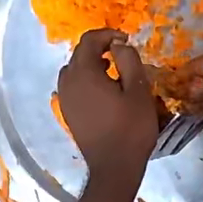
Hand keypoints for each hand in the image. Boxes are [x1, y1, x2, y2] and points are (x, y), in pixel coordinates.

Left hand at [57, 29, 156, 188]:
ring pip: (75, 70)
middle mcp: (67, 82)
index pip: (89, 40)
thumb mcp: (138, 90)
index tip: (126, 40)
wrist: (114, 167)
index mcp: (83, 73)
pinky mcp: (67, 112)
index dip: (108, 34)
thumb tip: (117, 44)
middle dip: (100, 49)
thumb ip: (128, 60)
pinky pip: (74, 86)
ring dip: (92, 65)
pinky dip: (87, 80)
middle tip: (122, 54)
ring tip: (114, 71)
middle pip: (79, 54)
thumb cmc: (131, 128)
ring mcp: (64, 98)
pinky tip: (105, 91)